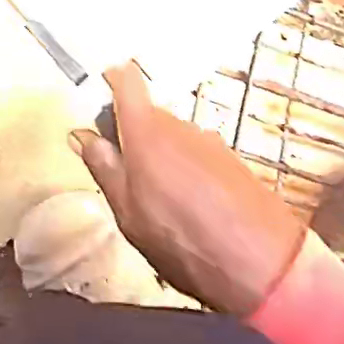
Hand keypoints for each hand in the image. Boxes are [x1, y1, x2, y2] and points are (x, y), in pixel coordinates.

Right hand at [69, 64, 305, 315]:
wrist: (262, 263)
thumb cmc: (180, 238)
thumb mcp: (127, 211)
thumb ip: (104, 168)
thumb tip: (81, 134)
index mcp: (146, 130)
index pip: (127, 81)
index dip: (113, 79)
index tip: (101, 93)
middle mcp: (179, 125)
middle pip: (148, 114)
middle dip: (132, 135)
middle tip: (122, 174)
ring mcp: (209, 141)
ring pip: (173, 136)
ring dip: (160, 155)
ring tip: (157, 200)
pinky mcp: (232, 159)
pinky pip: (196, 153)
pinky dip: (185, 169)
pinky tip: (189, 206)